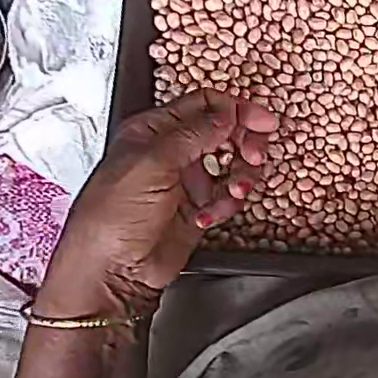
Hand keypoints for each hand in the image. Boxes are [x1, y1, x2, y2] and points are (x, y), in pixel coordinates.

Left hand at [37, 91, 277, 317]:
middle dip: (245, 145)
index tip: (264, 121)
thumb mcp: (153, 164)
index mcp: (155, 131)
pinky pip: (229, 198)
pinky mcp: (200, 209)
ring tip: (235, 192)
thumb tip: (227, 114)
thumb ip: (195, 134)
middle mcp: (173, 153)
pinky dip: (226, 207)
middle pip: (226, 134)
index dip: (237, 110)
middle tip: (254, 156)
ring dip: (240, 178)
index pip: (205, 106)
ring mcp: (188, 181)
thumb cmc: (113, 217)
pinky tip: (208, 217)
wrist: (113, 270)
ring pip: (233, 166)